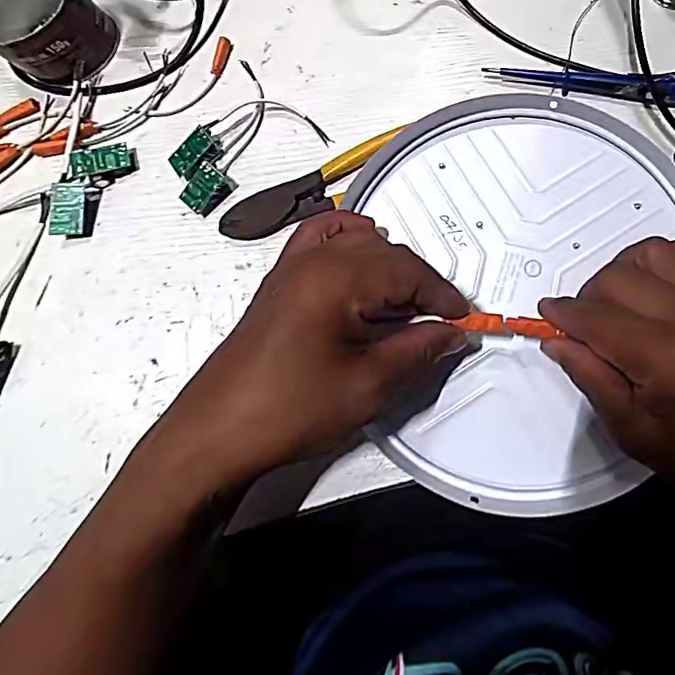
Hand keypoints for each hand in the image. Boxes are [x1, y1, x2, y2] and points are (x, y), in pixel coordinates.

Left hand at [139, 212, 468, 493]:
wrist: (215, 435)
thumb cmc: (279, 412)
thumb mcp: (366, 385)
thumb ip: (415, 351)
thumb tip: (446, 335)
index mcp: (336, 279)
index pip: (409, 270)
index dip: (442, 295)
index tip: (460, 318)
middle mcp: (312, 262)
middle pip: (387, 253)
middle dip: (422, 284)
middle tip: (441, 320)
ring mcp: (291, 269)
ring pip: (357, 241)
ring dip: (390, 264)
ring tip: (407, 301)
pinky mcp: (279, 283)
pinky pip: (319, 239)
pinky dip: (347, 241)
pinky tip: (360, 263)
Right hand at [539, 239, 674, 546]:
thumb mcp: (635, 434)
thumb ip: (591, 378)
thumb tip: (559, 341)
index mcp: (667, 360)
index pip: (596, 317)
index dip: (564, 315)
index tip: (551, 315)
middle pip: (616, 279)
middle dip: (587, 298)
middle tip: (584, 324)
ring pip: (650, 252)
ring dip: (622, 270)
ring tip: (616, 300)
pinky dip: (665, 256)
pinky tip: (655, 281)